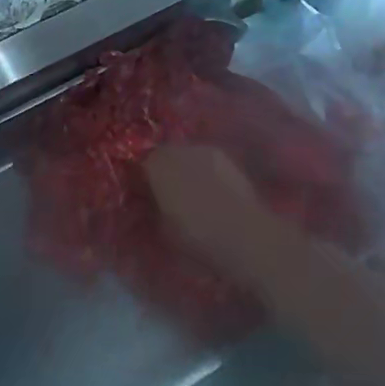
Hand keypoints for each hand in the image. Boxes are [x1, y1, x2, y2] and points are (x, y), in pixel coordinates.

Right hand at [143, 144, 275, 275]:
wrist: (246, 235)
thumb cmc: (196, 235)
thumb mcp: (162, 228)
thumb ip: (151, 207)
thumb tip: (149, 201)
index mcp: (156, 165)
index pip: (138, 164)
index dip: (140, 179)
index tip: (142, 195)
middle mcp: (178, 150)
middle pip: (162, 156)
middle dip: (162, 171)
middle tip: (165, 195)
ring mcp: (205, 150)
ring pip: (186, 156)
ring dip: (185, 169)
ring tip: (192, 194)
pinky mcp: (227, 158)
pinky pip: (206, 162)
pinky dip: (205, 172)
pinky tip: (212, 192)